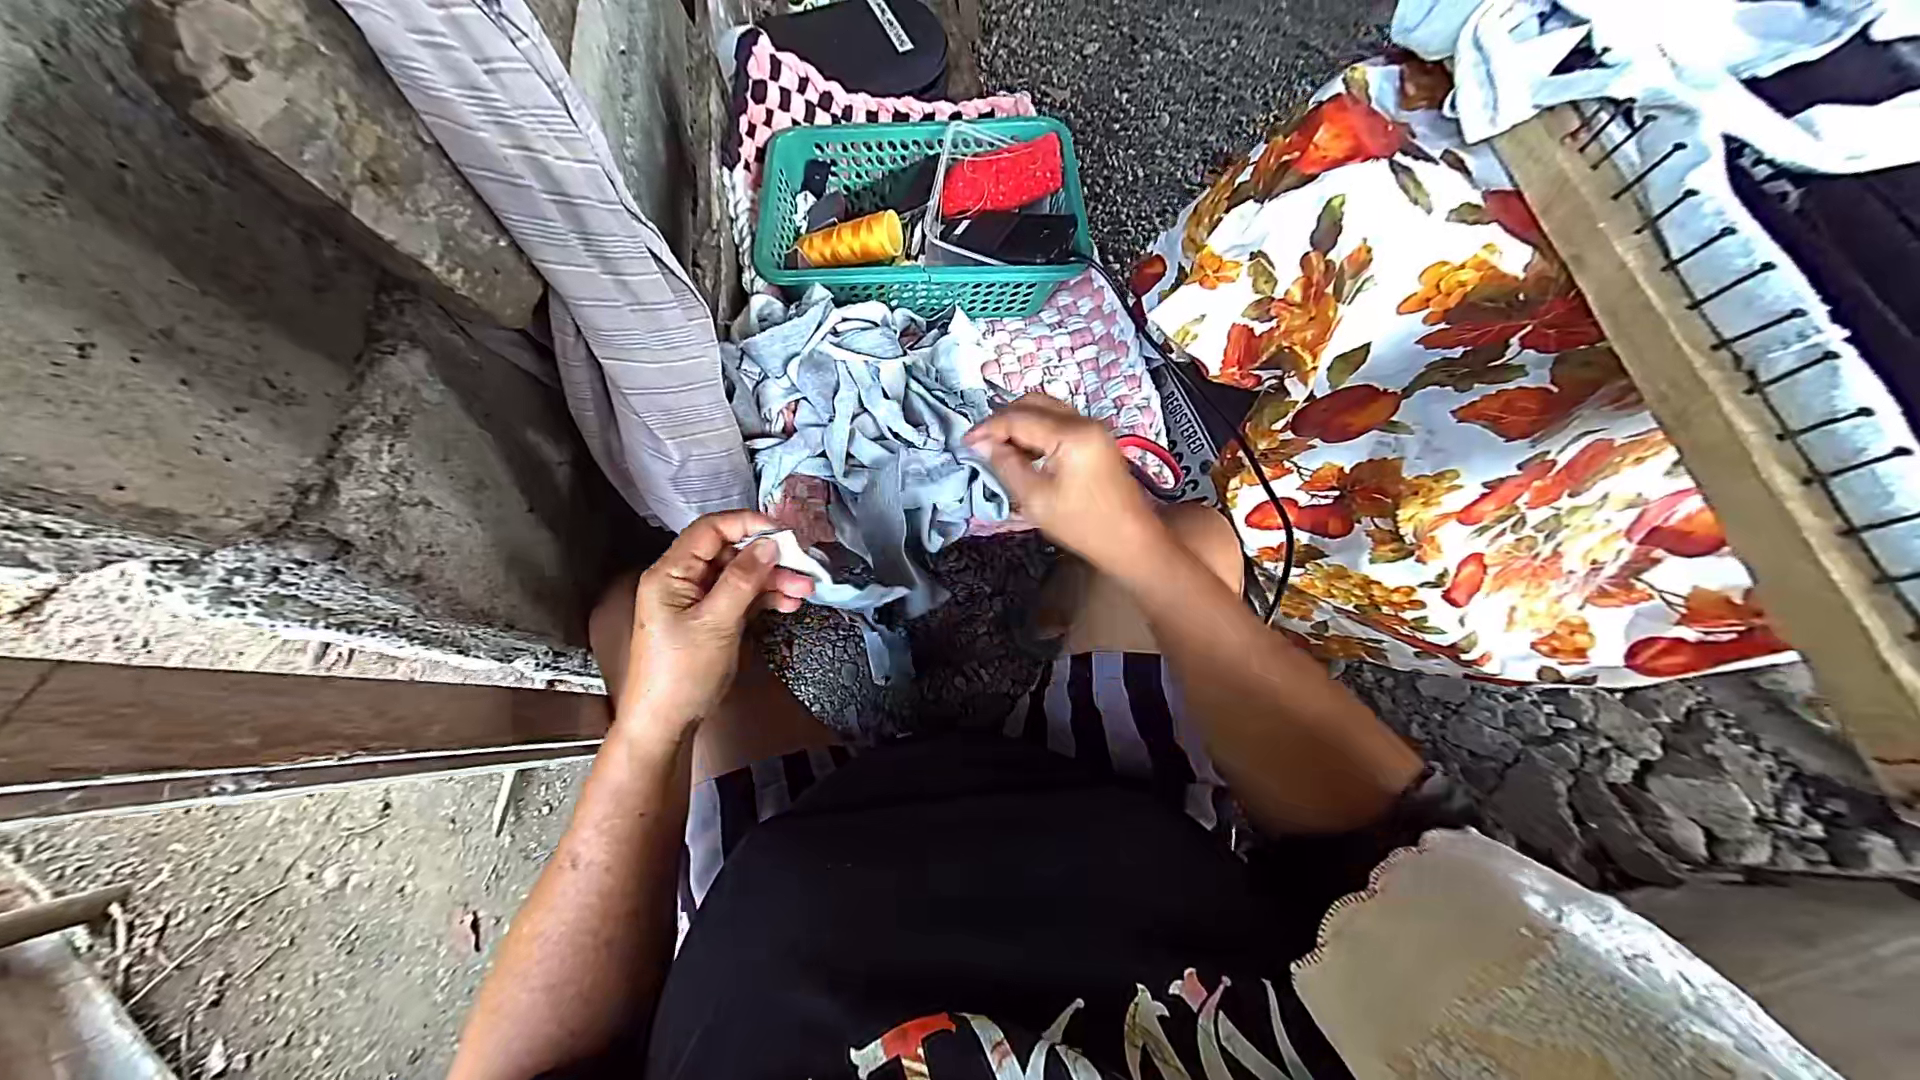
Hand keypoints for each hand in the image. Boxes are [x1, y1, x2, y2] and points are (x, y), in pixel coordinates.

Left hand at [622, 511, 813, 732]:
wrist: (667, 723)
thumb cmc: (681, 674)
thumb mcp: (715, 622)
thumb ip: (743, 579)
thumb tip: (769, 544)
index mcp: (671, 573)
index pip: (710, 530)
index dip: (747, 524)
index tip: (783, 531)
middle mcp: (684, 581)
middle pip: (731, 553)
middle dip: (769, 559)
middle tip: (803, 566)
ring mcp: (699, 601)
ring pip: (742, 576)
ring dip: (774, 580)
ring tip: (804, 590)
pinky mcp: (714, 619)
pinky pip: (743, 598)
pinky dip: (766, 599)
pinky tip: (788, 604)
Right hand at [965, 394, 1161, 570]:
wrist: (1130, 540)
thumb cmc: (1082, 525)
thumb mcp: (1035, 499)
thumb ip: (1006, 465)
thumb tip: (983, 444)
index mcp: (1071, 434)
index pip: (1019, 417)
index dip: (988, 428)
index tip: (965, 443)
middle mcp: (1084, 421)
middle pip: (1033, 403)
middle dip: (1002, 419)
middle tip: (980, 443)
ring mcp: (1093, 427)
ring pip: (1046, 409)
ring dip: (1019, 422)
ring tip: (998, 448)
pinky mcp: (1096, 438)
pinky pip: (1058, 421)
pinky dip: (1036, 430)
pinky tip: (1023, 451)